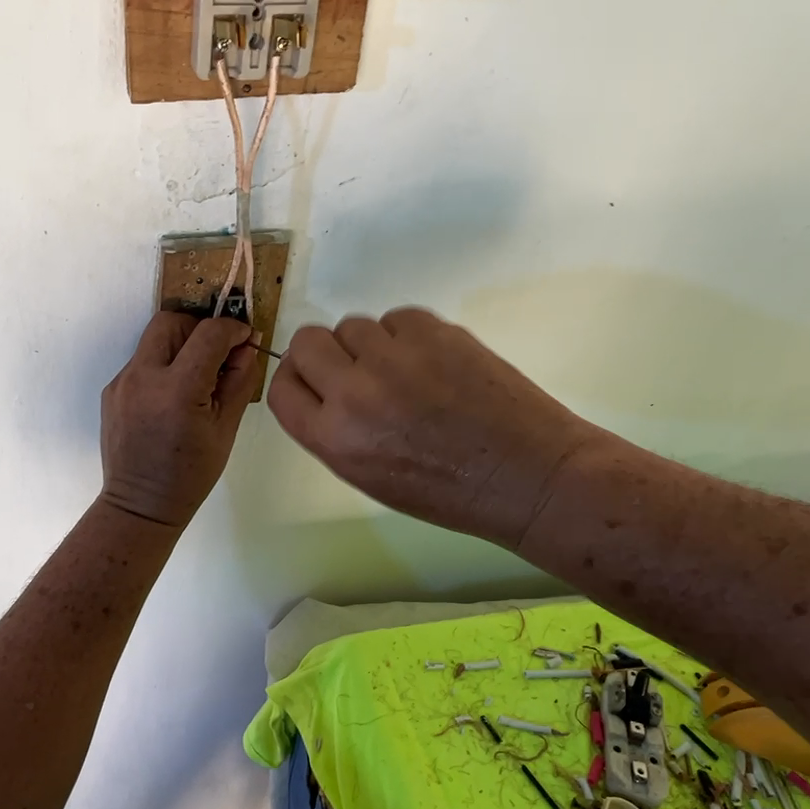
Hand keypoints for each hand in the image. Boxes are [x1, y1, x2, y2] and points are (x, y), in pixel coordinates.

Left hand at [98, 313, 260, 527]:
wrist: (140, 505)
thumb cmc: (191, 474)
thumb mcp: (226, 428)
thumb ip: (238, 380)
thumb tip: (247, 345)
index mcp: (177, 390)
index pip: (208, 334)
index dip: (232, 328)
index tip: (244, 337)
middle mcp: (143, 377)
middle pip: (171, 321)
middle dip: (198, 328)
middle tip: (215, 352)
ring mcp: (122, 382)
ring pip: (153, 340)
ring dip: (178, 346)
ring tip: (195, 376)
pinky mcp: (111, 390)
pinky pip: (140, 363)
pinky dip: (161, 366)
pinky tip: (171, 397)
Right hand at [266, 307, 604, 546]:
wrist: (528, 476)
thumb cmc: (447, 491)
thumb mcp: (368, 475)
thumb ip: (334, 430)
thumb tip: (325, 384)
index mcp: (334, 439)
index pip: (281, 388)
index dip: (295, 379)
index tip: (313, 380)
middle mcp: (354, 393)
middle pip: (307, 341)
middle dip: (325, 353)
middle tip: (356, 368)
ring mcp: (394, 357)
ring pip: (354, 325)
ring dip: (371, 344)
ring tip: (406, 371)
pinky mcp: (433, 331)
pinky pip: (397, 317)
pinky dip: (408, 334)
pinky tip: (434, 362)